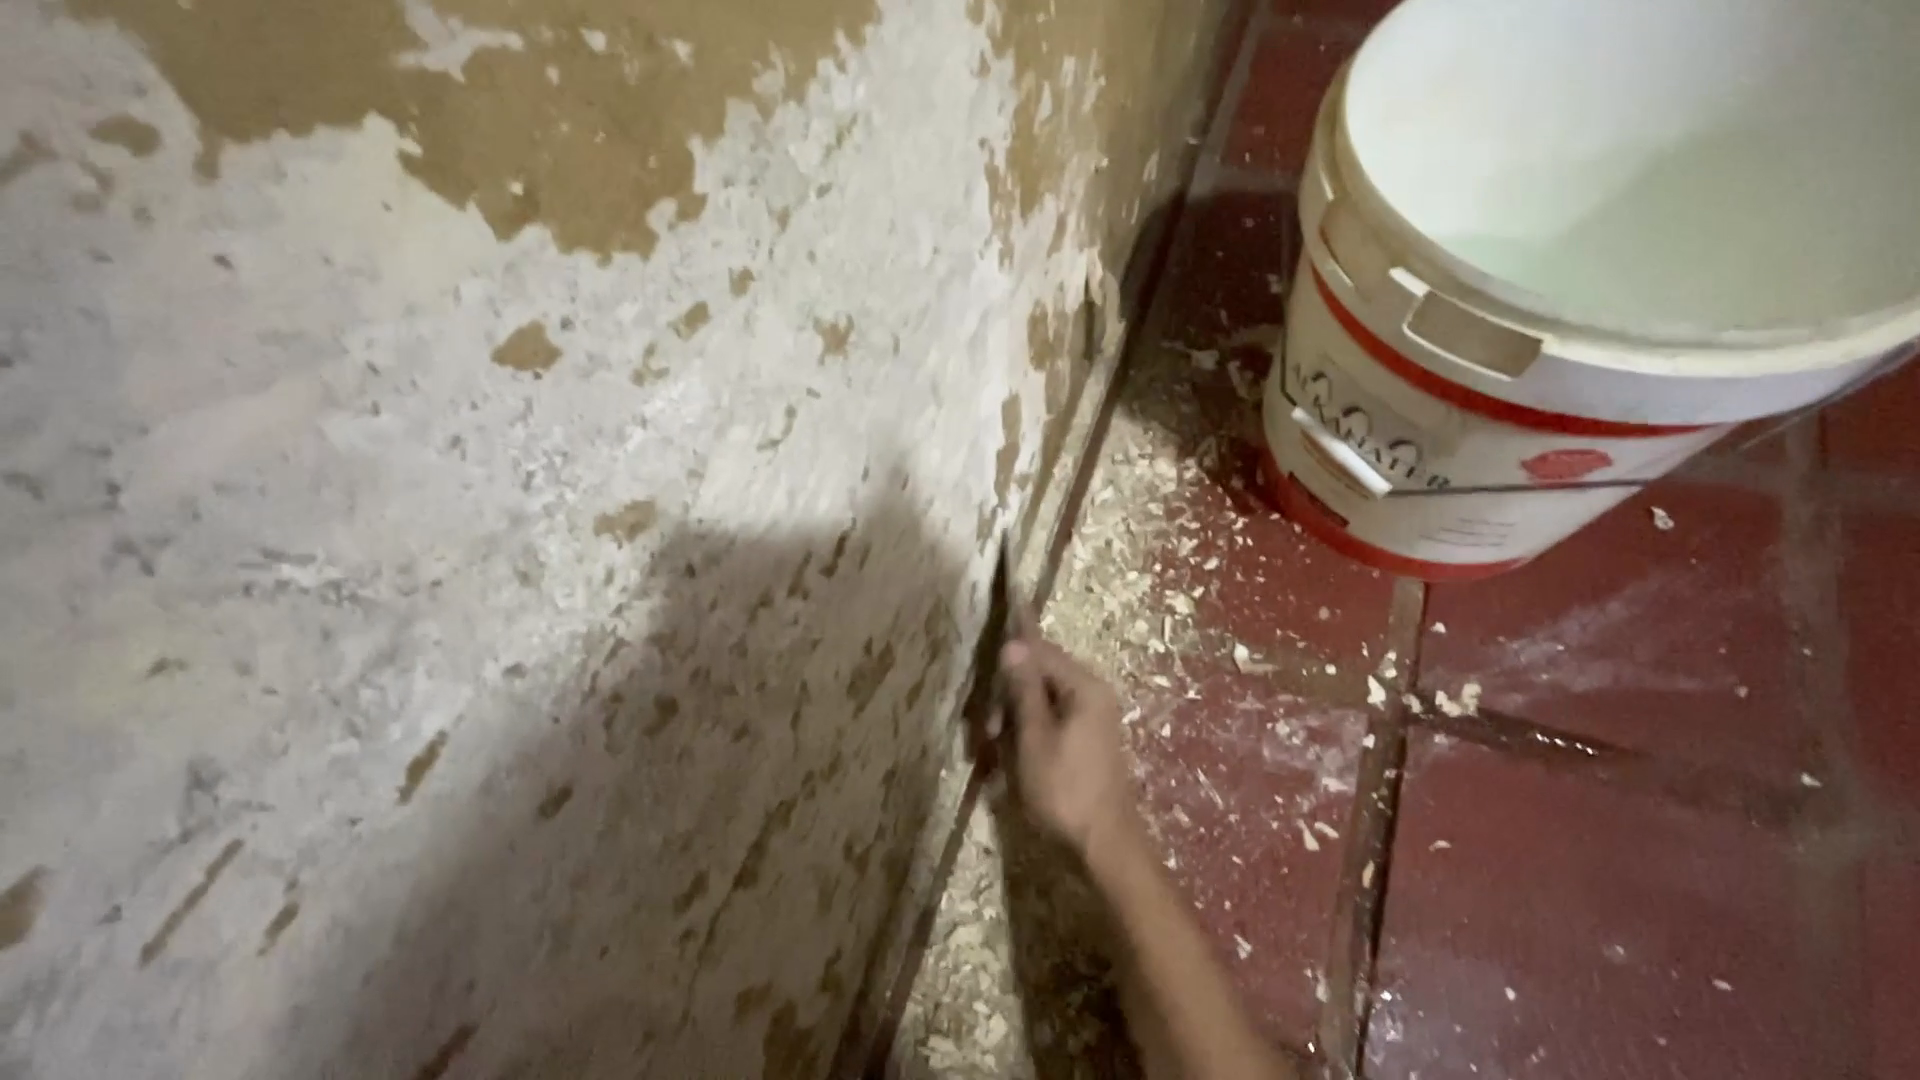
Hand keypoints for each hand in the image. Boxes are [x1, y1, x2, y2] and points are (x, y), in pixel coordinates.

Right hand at [998, 627, 1141, 862]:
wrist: (1105, 846)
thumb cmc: (1065, 790)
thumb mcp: (1035, 738)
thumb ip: (1024, 690)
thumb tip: (1014, 645)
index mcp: (1085, 688)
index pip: (1042, 650)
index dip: (1017, 637)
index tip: (1008, 602)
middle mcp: (1093, 695)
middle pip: (1042, 675)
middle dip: (1008, 694)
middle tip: (987, 731)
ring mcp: (1093, 719)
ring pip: (1043, 701)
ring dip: (1015, 717)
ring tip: (993, 750)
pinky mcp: (1088, 741)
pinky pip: (1052, 722)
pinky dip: (1029, 732)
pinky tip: (1012, 756)